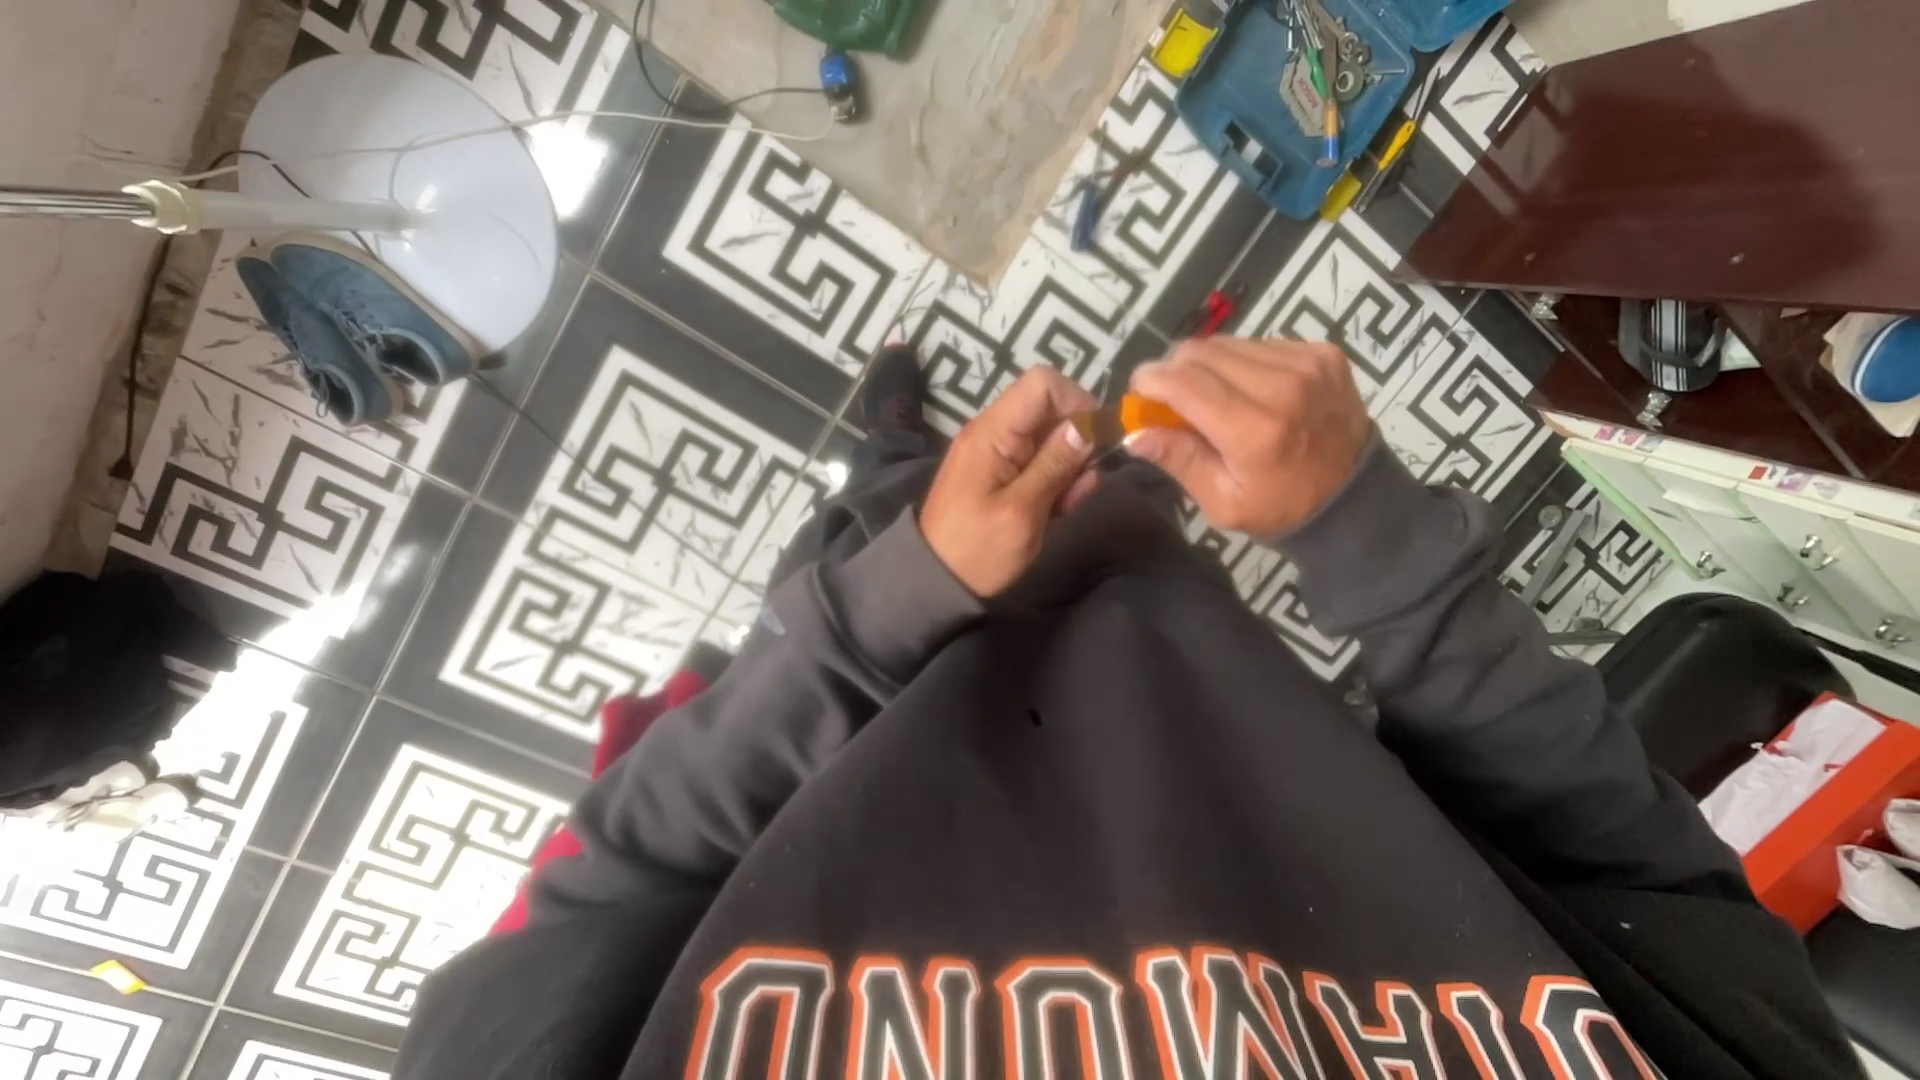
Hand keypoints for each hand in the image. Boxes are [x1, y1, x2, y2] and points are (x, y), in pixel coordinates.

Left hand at [920, 367, 1098, 595]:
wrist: (935, 583)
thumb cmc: (976, 551)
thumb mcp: (1021, 512)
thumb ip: (1055, 465)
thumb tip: (1087, 425)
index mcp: (992, 432)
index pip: (1042, 382)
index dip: (1076, 402)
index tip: (1095, 441)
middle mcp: (994, 432)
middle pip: (1051, 409)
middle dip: (1077, 443)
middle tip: (1079, 487)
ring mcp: (998, 453)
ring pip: (1050, 438)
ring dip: (1069, 468)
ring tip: (1064, 507)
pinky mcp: (1002, 474)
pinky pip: (1039, 462)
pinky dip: (1055, 482)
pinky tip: (1055, 513)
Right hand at [1125, 338, 1371, 535]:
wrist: (1356, 497)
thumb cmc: (1281, 507)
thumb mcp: (1222, 502)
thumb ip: (1179, 460)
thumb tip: (1134, 433)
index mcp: (1254, 430)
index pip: (1185, 382)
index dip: (1151, 381)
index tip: (1138, 392)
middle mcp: (1281, 386)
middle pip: (1201, 353)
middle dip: (1174, 370)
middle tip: (1169, 397)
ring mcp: (1306, 363)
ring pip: (1228, 343)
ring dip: (1207, 365)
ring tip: (1210, 394)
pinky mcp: (1322, 353)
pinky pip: (1260, 343)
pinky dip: (1241, 362)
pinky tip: (1247, 389)